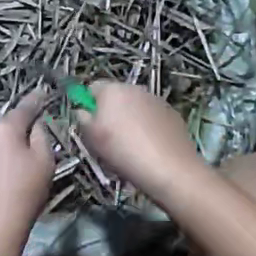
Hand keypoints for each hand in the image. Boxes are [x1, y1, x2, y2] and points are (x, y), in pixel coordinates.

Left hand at [0, 91, 55, 255]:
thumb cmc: (22, 195)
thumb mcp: (45, 163)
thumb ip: (41, 136)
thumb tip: (34, 124)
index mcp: (4, 127)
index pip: (25, 107)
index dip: (37, 100)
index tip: (43, 94)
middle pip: (2, 124)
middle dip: (14, 130)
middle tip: (27, 146)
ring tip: (7, 166)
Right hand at [75, 82, 204, 193]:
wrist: (170, 168)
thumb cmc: (123, 151)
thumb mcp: (91, 138)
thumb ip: (82, 119)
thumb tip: (83, 111)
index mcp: (112, 90)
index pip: (92, 88)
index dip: (88, 105)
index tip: (91, 126)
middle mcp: (135, 88)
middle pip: (115, 97)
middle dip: (110, 113)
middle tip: (108, 138)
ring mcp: (157, 100)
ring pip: (135, 107)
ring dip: (130, 120)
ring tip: (131, 146)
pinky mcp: (172, 114)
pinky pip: (152, 117)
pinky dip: (148, 127)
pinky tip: (149, 148)